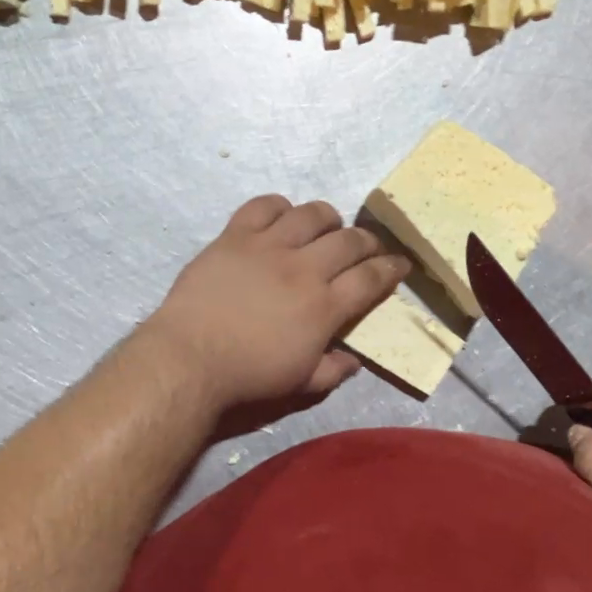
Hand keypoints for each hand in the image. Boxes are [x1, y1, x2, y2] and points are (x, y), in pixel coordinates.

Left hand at [139, 196, 411, 409]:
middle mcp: (304, 269)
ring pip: (311, 215)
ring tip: (329, 226)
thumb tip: (355, 361)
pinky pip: (264, 206)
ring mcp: (268, 247)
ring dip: (328, 218)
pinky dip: (280, 206)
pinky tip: (283, 216)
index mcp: (324, 307)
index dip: (391, 269)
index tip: (400, 265)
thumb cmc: (248, 377)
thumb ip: (332, 371)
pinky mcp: (235, 236)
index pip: (370, 279)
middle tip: (368, 247)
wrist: (191, 358)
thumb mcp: (300, 385)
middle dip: (368, 241)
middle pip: (349, 241)